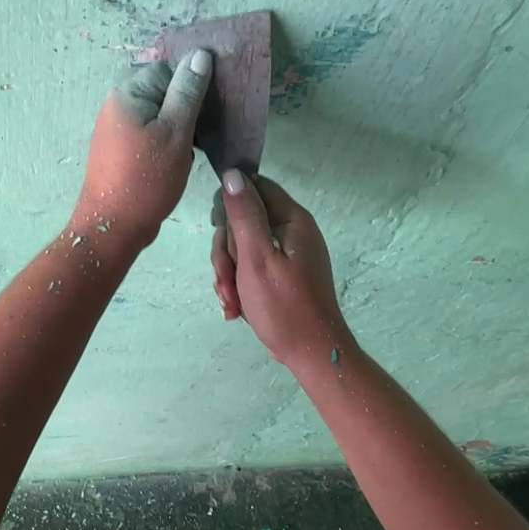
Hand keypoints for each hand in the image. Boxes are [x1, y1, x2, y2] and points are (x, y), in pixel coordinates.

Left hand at [74, 51, 210, 245]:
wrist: (113, 227)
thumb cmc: (147, 179)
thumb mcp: (176, 132)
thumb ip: (189, 91)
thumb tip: (200, 54)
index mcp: (128, 92)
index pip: (170, 71)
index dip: (192, 88)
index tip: (209, 111)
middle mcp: (118, 103)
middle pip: (164, 92)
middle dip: (186, 111)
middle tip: (202, 135)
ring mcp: (116, 126)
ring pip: (160, 115)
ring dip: (179, 130)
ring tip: (190, 151)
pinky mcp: (120, 147)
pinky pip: (151, 133)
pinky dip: (167, 143)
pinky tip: (177, 162)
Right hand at [211, 170, 350, 365]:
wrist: (310, 355)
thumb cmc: (284, 307)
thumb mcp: (256, 258)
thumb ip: (244, 215)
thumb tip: (233, 174)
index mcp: (292, 219)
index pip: (255, 186)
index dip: (230, 204)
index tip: (218, 230)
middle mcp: (292, 230)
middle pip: (244, 221)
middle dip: (227, 253)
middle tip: (225, 281)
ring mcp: (288, 253)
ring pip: (242, 247)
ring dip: (229, 274)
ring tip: (230, 302)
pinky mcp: (282, 274)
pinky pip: (251, 267)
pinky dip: (239, 285)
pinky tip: (235, 308)